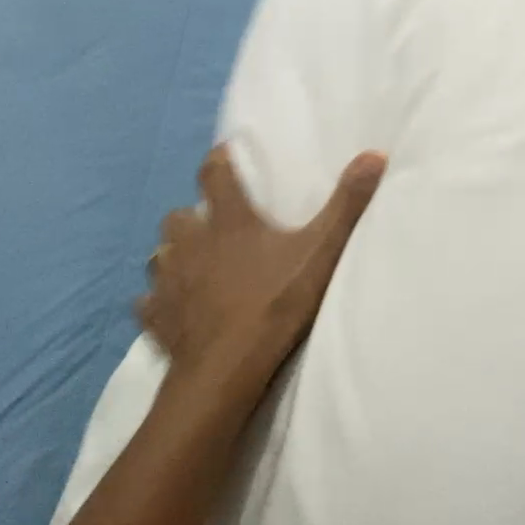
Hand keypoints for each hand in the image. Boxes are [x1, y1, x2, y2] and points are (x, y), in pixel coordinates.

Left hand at [141, 146, 385, 397]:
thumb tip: (374, 154)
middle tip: (216, 223)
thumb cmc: (275, 303)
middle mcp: (190, 242)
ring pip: (159, 255)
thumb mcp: (322, 251)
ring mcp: (167, 281)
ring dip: (175, 253)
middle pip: (179, 215)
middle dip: (194, 215)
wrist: (226, 370)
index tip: (226, 153)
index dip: (220, 160)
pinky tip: (174, 305)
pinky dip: (160, 298)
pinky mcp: (155, 317)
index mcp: (229, 221)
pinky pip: (149, 300)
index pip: (215, 174)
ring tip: (195, 262)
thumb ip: (347, 204)